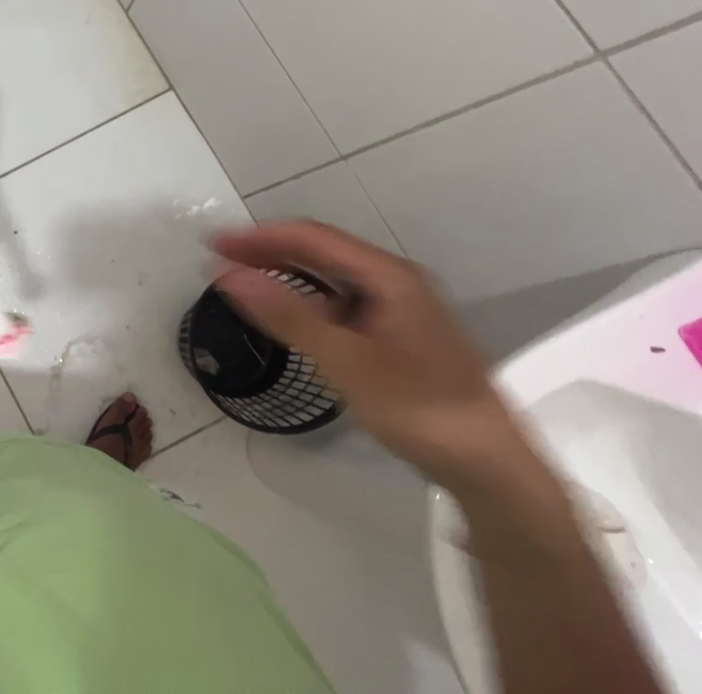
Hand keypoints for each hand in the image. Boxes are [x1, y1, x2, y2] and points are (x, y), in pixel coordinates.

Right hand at [212, 220, 532, 492]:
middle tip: (218, 261)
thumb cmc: (417, 408)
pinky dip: (307, 299)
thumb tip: (227, 274)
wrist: (489, 464)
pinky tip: (289, 317)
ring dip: (286, 272)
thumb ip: (286, 315)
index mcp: (388, 277)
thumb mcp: (344, 361)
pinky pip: (342, 300)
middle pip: (322, 251)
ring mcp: (400, 307)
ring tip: (243, 281)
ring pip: (332, 276)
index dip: (258, 237)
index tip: (212, 244)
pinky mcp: (399, 334)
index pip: (311, 238)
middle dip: (268, 250)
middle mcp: (396, 281)